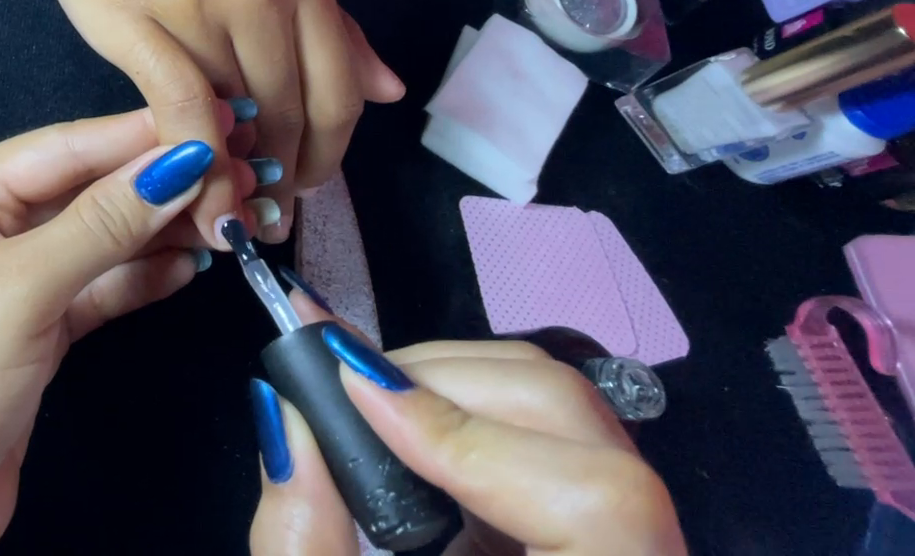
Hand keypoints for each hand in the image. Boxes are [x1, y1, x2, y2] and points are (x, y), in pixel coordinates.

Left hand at [0, 108, 251, 555]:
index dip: (140, 134)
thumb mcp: (18, 288)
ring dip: (159, 229)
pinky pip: (98, 288)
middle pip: (85, 189)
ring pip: (98, 238)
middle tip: (242, 176)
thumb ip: (101, 225)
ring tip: (231, 217)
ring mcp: (14, 279)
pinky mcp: (37, 330)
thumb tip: (181, 164)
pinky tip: (192, 264)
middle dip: (157, 182)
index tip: (218, 124)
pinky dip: (141, 277)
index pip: (64, 147)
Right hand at [15, 0, 401, 246]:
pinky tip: (189, 185)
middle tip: (259, 213)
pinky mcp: (138, 22)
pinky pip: (181, 107)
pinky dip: (194, 156)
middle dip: (281, 176)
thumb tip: (387, 88)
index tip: (303, 189)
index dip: (327, 156)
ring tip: (221, 204)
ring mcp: (201, 4)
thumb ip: (329, 21)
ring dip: (235, 174)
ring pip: (235, 117)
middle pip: (290, 113)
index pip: (337, 91)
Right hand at [248, 318, 685, 554]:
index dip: (465, 431)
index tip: (353, 394)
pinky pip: (545, 426)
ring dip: (448, 378)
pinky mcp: (600, 531)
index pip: (598, 505)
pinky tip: (401, 425)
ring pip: (566, 408)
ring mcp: (636, 552)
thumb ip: (298, 544)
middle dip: (441, 380)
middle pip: (579, 425)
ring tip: (366, 407)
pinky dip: (461, 398)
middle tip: (343, 391)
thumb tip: (279, 413)